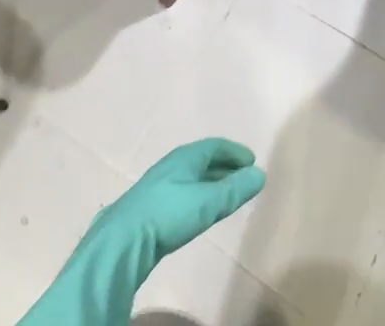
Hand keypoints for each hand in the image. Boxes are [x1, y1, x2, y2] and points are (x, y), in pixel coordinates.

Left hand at [96, 138, 265, 257]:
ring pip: (193, 176)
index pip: (214, 146)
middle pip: (203, 159)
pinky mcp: (153, 204)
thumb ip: (235, 189)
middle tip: (244, 177)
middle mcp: (172, 165)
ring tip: (227, 193)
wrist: (124, 238)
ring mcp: (160, 184)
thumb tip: (260, 174)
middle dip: (225, 166)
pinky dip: (200, 193)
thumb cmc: (169, 214)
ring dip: (212, 181)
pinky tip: (201, 209)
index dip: (235, 152)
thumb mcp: (208, 203)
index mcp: (185, 157)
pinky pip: (184, 190)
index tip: (252, 162)